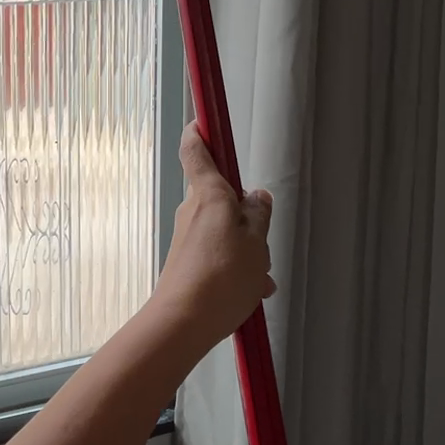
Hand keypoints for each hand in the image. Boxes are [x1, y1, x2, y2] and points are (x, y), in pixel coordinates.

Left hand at [148, 123, 274, 354]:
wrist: (183, 322)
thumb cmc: (222, 277)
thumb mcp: (255, 244)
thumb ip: (258, 216)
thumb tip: (257, 196)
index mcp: (208, 195)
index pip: (195, 152)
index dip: (198, 133)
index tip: (203, 122)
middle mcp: (192, 210)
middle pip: (220, 196)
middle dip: (245, 215)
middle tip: (261, 241)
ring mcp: (188, 236)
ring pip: (224, 230)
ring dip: (246, 248)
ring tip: (260, 277)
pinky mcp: (187, 260)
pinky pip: (219, 254)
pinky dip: (237, 268)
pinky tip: (252, 292)